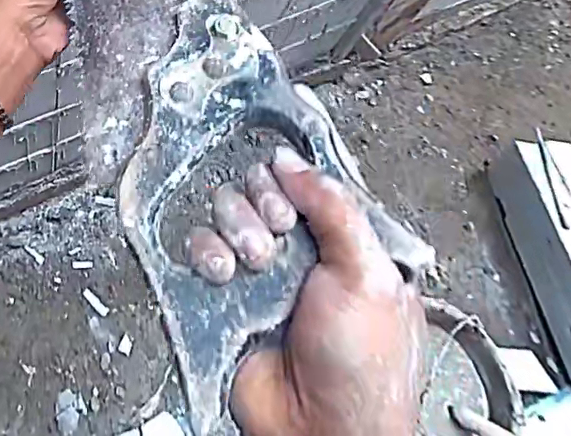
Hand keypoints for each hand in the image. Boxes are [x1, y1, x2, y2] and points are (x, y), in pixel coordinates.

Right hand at [188, 147, 424, 435]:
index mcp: (338, 237)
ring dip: (236, 230)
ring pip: (227, 210)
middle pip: (259, 187)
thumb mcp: (369, 276)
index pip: (301, 178)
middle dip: (261, 207)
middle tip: (276, 239)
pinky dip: (206, 252)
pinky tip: (224, 274)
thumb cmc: (363, 368)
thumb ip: (336, 209)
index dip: (290, 181)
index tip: (291, 204)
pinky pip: (201, 246)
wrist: (320, 435)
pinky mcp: (225, 290)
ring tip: (254, 265)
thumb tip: (291, 161)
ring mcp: (259, 269)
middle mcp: (296, 247)